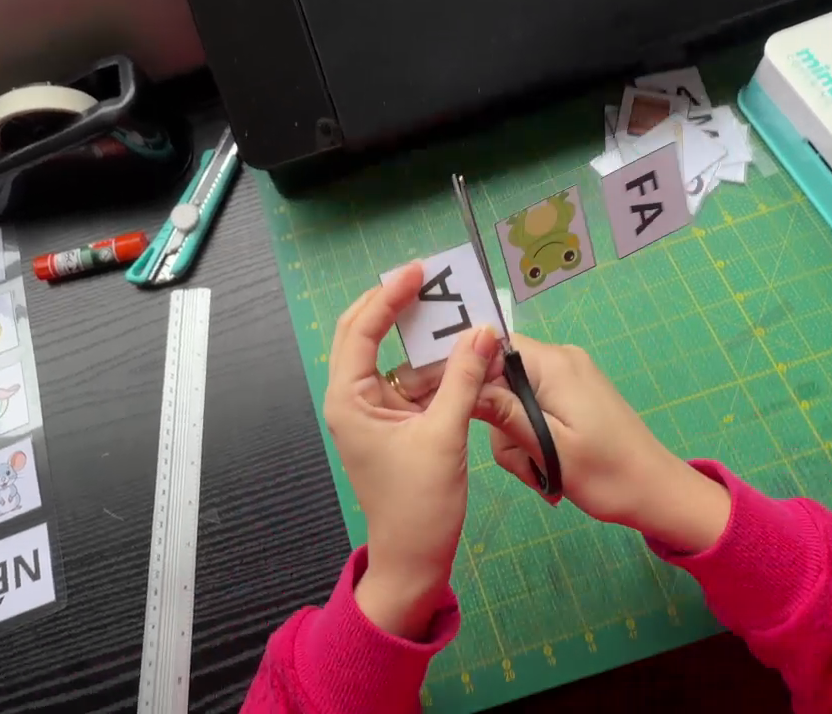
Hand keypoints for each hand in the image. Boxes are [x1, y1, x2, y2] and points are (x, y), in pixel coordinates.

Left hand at [324, 263, 501, 637]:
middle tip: (423, 275)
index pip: (362, 330)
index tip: (417, 270)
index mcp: (348, 398)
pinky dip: (422, 356)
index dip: (388, 296)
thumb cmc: (420, 504)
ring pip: (382, 351)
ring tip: (436, 297)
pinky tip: (446, 342)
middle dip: (390, 302)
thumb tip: (483, 332)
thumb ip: (463, 379)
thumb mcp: (444, 436)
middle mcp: (351, 396)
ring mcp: (368, 407)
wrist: (414, 560)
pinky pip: (402, 375)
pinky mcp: (388, 418)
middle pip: (363, 333)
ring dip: (407, 327)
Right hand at [476, 335, 730, 552]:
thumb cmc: (606, 474)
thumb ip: (503, 412)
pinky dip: (533, 438)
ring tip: (540, 474)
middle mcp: (559, 361)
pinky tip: (547, 469)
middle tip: (524, 464)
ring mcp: (567, 379)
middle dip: (501, 423)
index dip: (471, 374)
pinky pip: (533, 408)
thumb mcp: (548, 447)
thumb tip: (463, 383)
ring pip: (513, 400)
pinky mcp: (572, 397)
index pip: (492, 346)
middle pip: (500, 378)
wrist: (659, 495)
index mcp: (553, 365)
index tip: (463, 411)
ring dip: (517, 440)